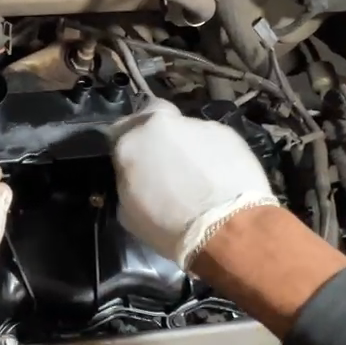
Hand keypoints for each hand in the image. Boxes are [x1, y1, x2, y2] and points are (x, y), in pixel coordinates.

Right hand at [111, 98, 278, 268]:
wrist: (226, 227)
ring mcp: (196, 124)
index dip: (128, 147)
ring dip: (187, 146)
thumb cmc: (169, 226)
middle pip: (153, 117)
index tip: (135, 164)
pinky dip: (212, 153)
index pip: (119, 132)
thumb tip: (135, 176)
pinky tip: (219, 176)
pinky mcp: (227, 132)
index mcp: (129, 142)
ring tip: (199, 175)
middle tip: (165, 161)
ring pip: (185, 130)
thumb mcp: (128, 211)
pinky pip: (212, 140)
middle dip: (156, 134)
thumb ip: (128, 181)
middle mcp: (160, 124)